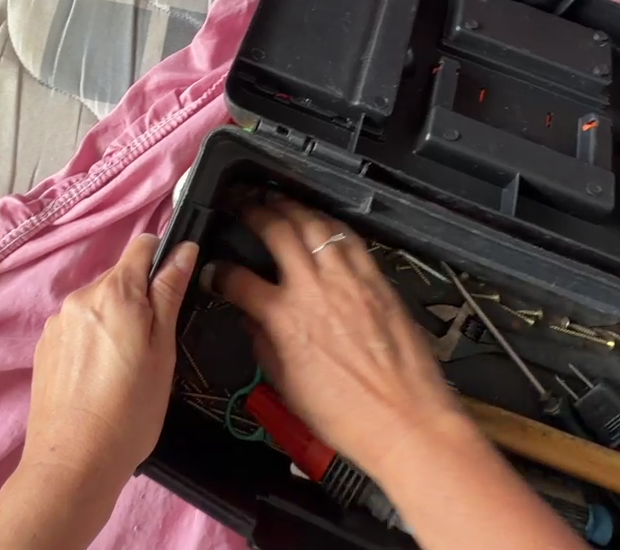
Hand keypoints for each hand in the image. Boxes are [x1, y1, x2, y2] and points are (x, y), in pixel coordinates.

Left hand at [19, 233, 198, 485]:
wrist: (71, 466)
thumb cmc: (130, 410)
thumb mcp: (163, 351)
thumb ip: (169, 292)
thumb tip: (183, 247)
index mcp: (114, 291)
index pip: (142, 245)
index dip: (163, 259)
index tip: (172, 292)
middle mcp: (80, 295)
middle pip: (120, 277)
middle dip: (139, 298)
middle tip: (151, 346)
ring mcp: (57, 321)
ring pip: (98, 303)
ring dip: (114, 319)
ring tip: (123, 368)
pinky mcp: (43, 345)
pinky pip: (78, 326)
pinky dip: (92, 339)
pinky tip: (98, 378)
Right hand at [211, 198, 465, 478]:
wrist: (405, 421)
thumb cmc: (347, 415)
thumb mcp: (287, 386)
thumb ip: (262, 344)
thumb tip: (250, 319)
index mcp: (284, 318)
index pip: (237, 279)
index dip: (218, 271)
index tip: (214, 270)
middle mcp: (312, 289)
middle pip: (275, 230)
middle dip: (252, 211)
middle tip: (241, 204)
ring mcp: (346, 278)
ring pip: (311, 223)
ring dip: (288, 205)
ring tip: (274, 199)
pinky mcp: (374, 278)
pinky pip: (347, 236)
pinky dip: (327, 221)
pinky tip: (318, 218)